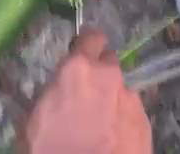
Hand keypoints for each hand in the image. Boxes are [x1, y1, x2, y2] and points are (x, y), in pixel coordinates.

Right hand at [20, 28, 152, 153]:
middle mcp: (109, 76)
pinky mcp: (145, 122)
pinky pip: (131, 114)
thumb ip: (54, 92)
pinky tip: (112, 141)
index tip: (81, 56)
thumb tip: (61, 87)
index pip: (92, 37)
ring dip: (111, 102)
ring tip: (100, 127)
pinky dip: (123, 122)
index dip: (87, 47)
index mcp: (79, 69)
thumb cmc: (50, 150)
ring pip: (120, 91)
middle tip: (87, 100)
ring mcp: (131, 99)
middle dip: (100, 76)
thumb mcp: (35, 119)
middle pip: (109, 64)